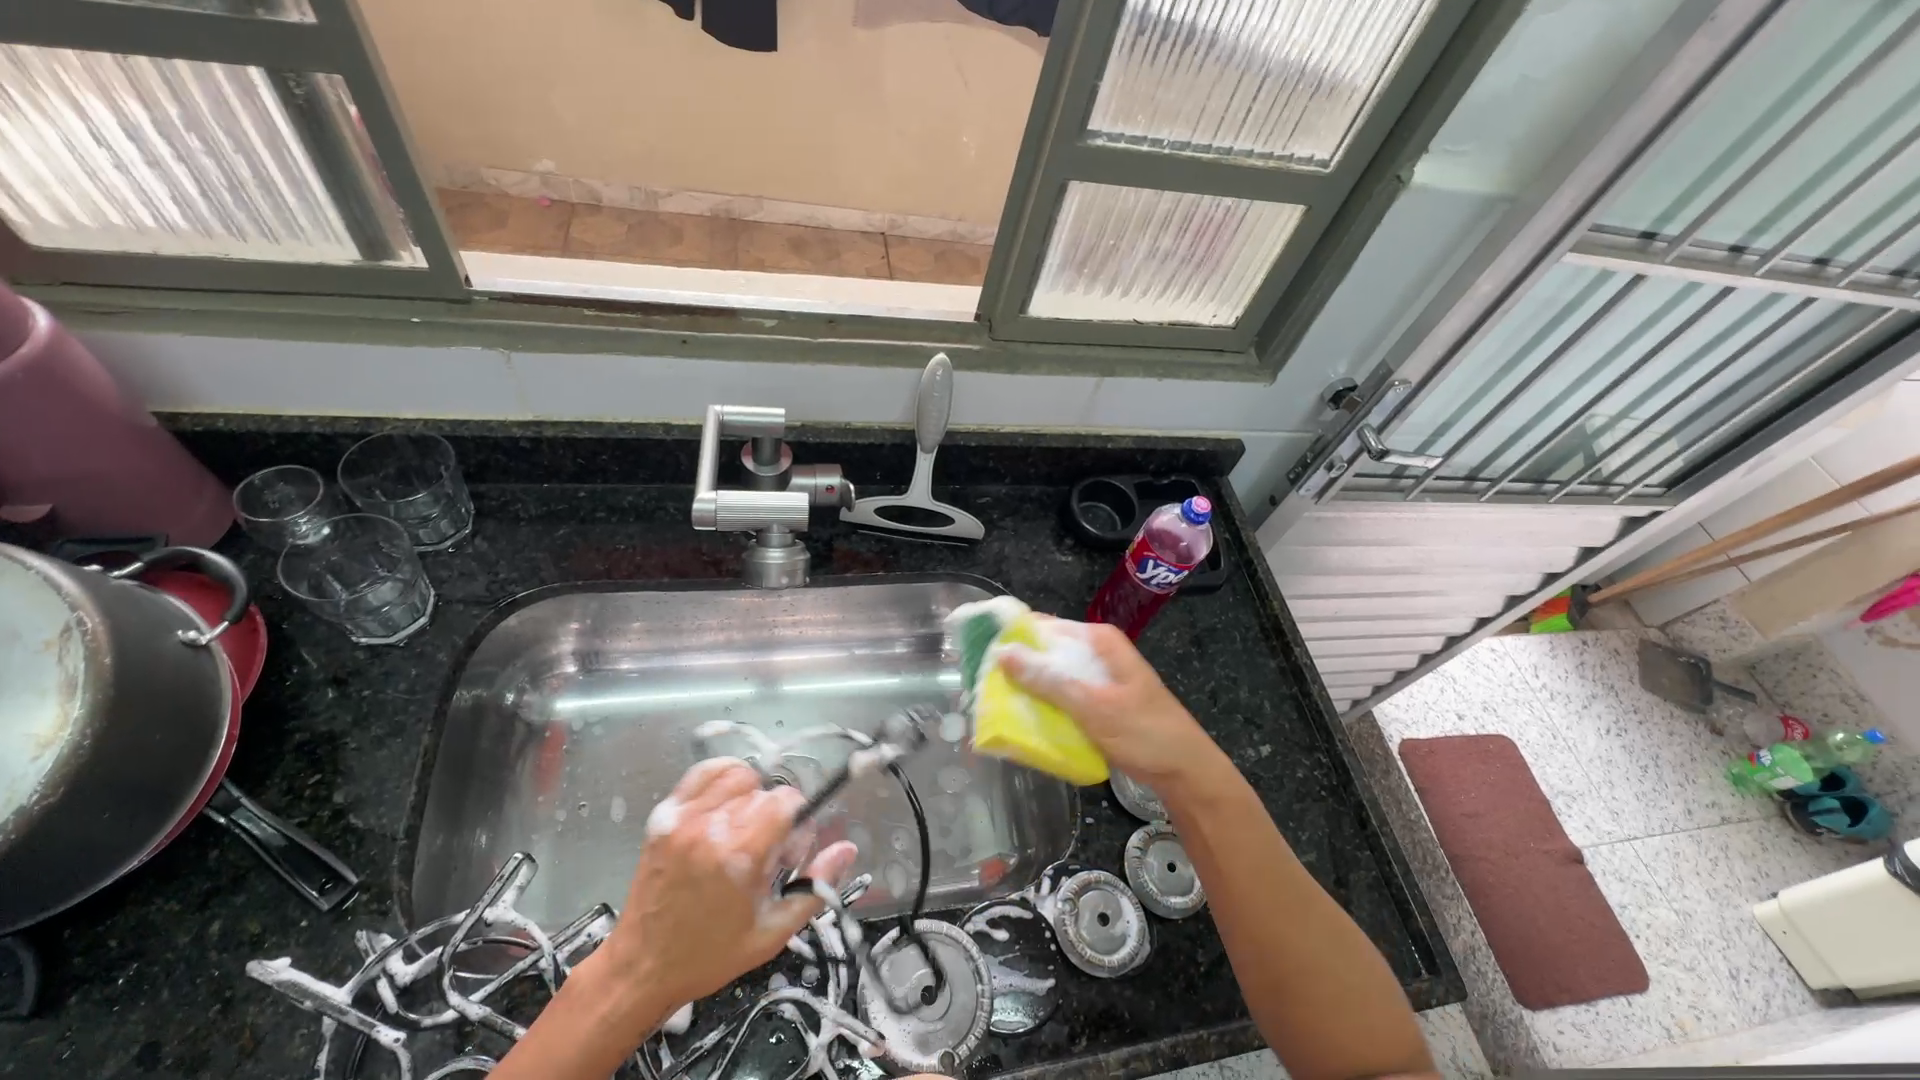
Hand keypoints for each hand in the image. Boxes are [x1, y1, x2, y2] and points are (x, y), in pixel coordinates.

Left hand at [601, 758, 859, 1014]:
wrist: (642, 968)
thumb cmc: (710, 954)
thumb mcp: (773, 932)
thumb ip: (816, 887)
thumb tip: (847, 849)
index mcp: (739, 855)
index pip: (787, 801)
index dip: (800, 823)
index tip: (791, 852)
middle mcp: (709, 827)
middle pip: (765, 790)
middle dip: (777, 816)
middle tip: (767, 853)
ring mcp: (682, 818)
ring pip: (737, 774)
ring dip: (750, 795)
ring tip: (744, 829)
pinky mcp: (663, 817)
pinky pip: (701, 774)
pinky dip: (720, 781)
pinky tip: (724, 809)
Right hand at [998, 617, 1227, 796]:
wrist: (1184, 771)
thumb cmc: (1144, 733)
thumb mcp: (1092, 706)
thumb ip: (1048, 680)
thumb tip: (1003, 652)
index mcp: (1099, 641)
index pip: (1044, 626)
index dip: (1011, 636)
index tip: (977, 651)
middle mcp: (1096, 653)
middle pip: (1045, 652)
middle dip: (1014, 667)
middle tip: (979, 685)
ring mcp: (1097, 679)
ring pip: (1051, 677)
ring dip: (1026, 689)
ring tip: (991, 704)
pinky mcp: (1096, 703)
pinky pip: (1060, 698)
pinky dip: (1043, 706)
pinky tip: (1021, 720)